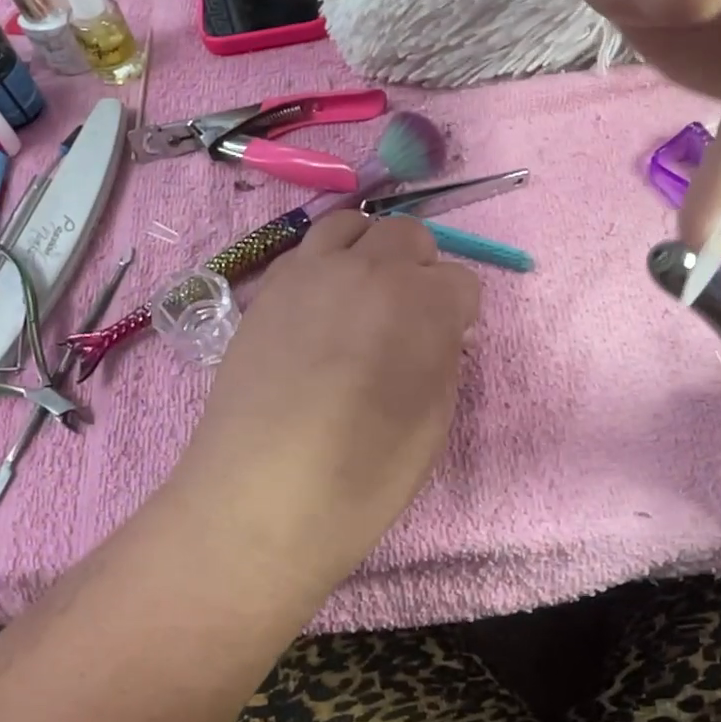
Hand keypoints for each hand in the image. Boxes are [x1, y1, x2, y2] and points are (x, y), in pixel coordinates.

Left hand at [179, 215, 481, 563]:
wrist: (260, 496)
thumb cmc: (361, 476)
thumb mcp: (433, 423)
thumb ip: (441, 359)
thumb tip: (435, 334)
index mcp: (423, 303)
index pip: (460, 282)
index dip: (457, 314)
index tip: (444, 342)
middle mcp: (368, 269)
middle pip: (407, 234)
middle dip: (419, 267)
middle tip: (408, 314)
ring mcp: (311, 272)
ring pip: (351, 225)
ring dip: (368, 251)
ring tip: (363, 297)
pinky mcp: (268, 288)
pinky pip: (306, 251)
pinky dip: (325, 265)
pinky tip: (320, 310)